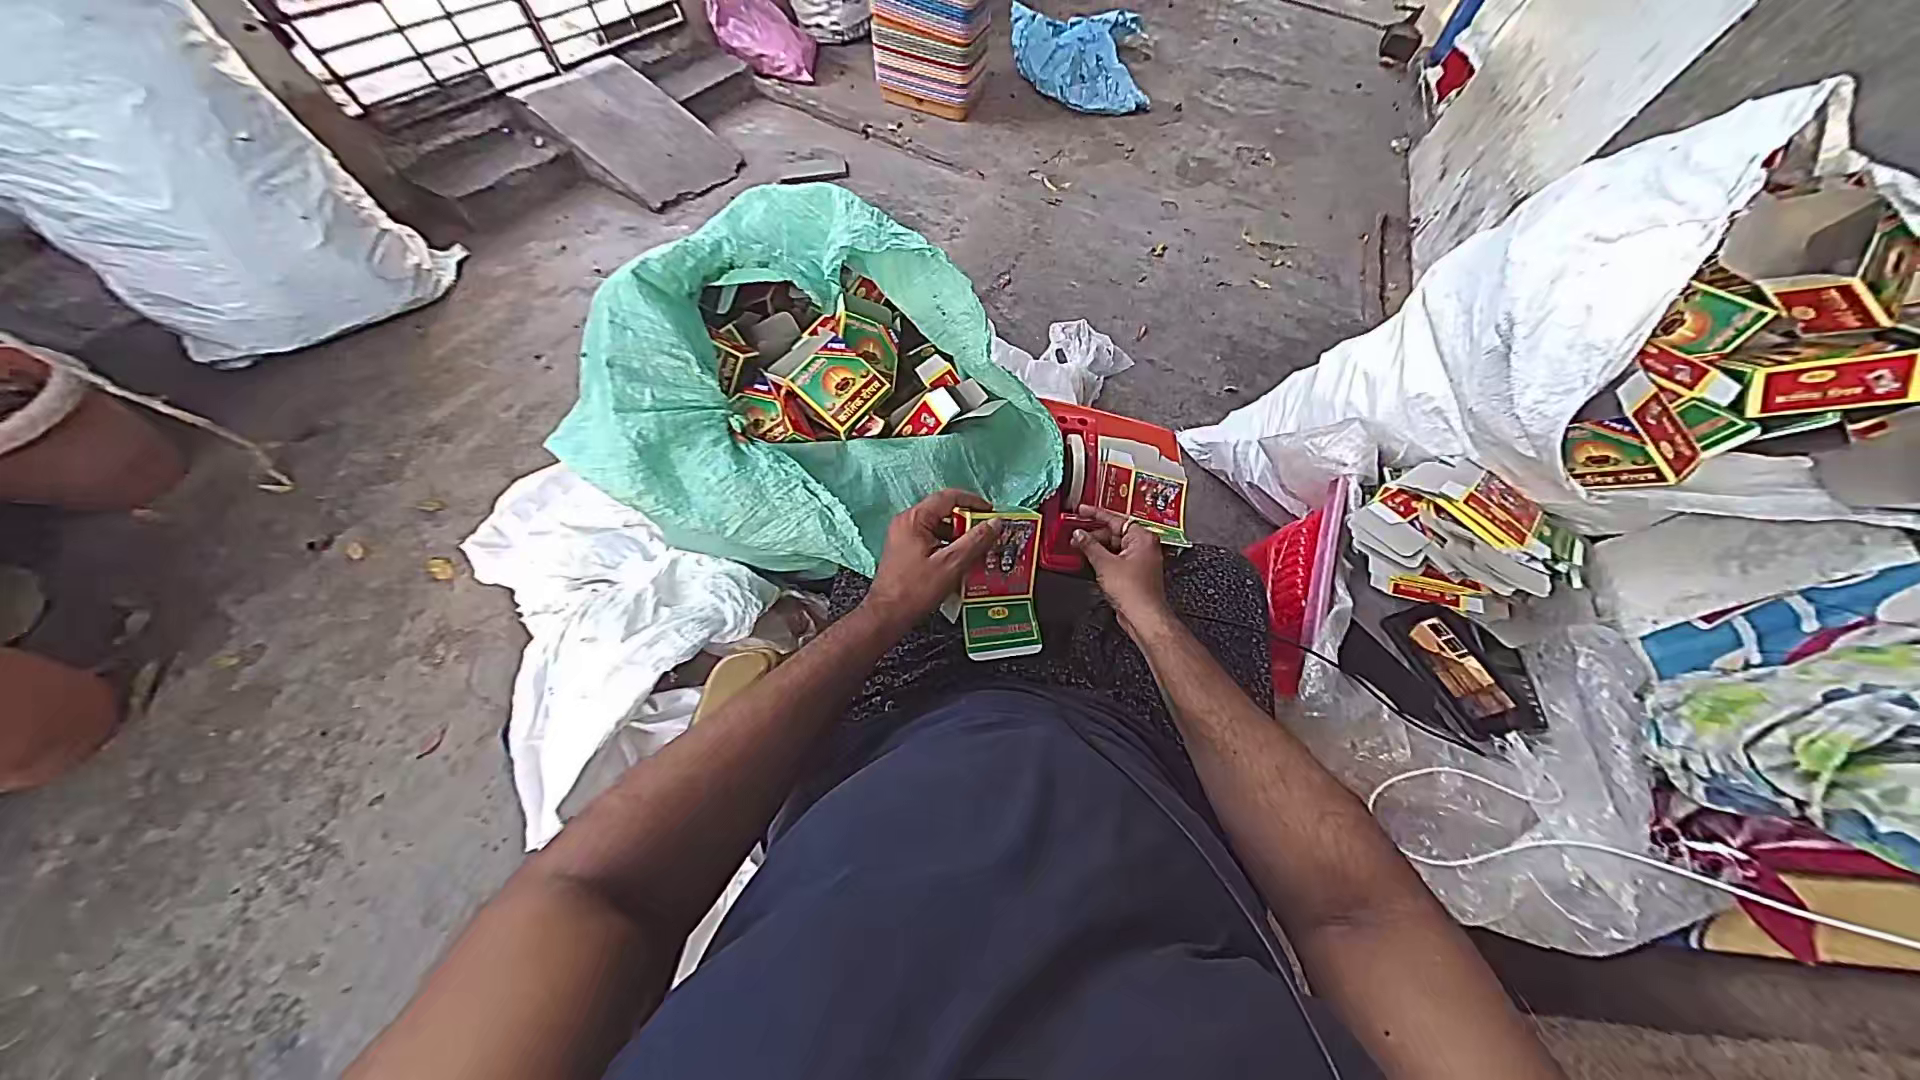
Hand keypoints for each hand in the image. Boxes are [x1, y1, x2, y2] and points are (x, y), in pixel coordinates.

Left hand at [861, 488, 1003, 631]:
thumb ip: (975, 541)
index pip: (948, 497)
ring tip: (980, 550)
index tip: (992, 512)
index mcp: (915, 519)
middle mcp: (906, 522)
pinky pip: (931, 541)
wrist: (887, 615)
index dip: (973, 502)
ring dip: (959, 537)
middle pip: (943, 512)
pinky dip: (947, 547)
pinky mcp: (904, 551)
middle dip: (968, 523)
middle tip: (988, 534)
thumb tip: (996, 522)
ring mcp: (903, 537)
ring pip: (938, 528)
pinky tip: (962, 563)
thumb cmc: (916, 589)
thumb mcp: (951, 564)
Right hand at [1071, 503, 1171, 638]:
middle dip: (1094, 535)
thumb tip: (1080, 535)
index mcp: (1142, 538)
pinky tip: (1090, 561)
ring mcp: (1140, 560)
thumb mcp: (1104, 563)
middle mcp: (1144, 547)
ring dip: (1097, 548)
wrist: (1143, 615)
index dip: (1096, 514)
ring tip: (1080, 548)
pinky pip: (1116, 559)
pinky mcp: (1134, 573)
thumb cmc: (1134, 591)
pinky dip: (1103, 559)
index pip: (1115, 519)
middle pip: (1114, 533)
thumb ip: (1089, 546)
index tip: (1083, 510)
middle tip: (1076, 535)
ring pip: (1114, 547)